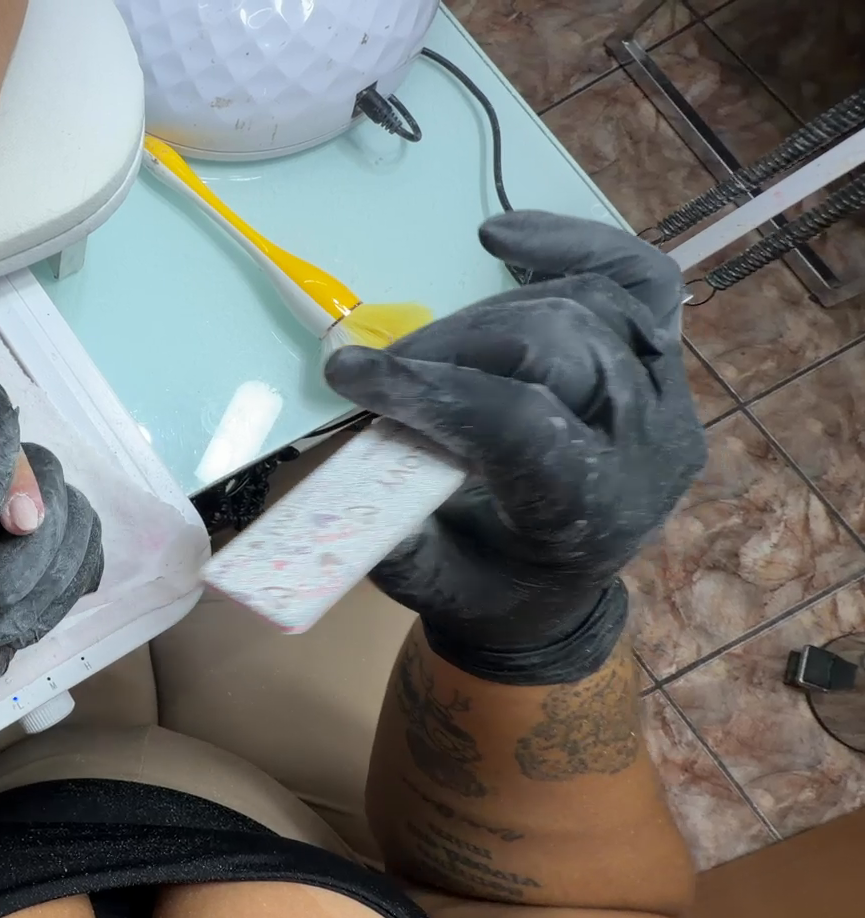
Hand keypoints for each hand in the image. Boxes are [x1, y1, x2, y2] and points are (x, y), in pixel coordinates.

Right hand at [324, 211, 705, 684]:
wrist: (549, 593)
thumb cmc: (479, 589)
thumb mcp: (424, 584)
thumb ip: (389, 534)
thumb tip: (342, 470)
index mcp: (584, 509)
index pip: (515, 421)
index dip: (423, 389)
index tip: (344, 376)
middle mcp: (644, 442)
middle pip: (553, 344)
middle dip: (444, 347)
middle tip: (377, 373)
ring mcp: (661, 395)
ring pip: (581, 304)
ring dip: (476, 316)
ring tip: (416, 351)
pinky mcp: (652, 363)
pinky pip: (633, 281)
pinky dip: (567, 248)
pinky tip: (501, 237)